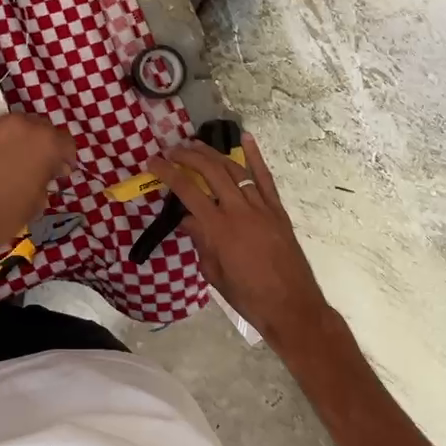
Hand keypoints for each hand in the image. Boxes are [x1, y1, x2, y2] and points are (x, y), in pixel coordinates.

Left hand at [0, 113, 76, 275]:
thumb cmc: (0, 218)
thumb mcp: (35, 204)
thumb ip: (45, 180)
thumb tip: (45, 174)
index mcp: (44, 142)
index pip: (66, 141)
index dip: (65, 158)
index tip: (60, 173)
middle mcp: (20, 124)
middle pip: (40, 127)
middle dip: (43, 144)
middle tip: (38, 166)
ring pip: (14, 126)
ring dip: (18, 141)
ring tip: (11, 164)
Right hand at [146, 132, 331, 343]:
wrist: (292, 307)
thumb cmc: (248, 297)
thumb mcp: (214, 273)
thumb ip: (200, 241)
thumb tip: (187, 218)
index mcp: (219, 229)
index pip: (187, 191)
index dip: (168, 173)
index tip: (153, 161)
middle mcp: (239, 210)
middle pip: (210, 171)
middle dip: (188, 156)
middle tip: (172, 150)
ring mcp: (261, 207)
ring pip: (234, 170)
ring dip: (213, 153)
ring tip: (195, 144)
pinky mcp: (277, 210)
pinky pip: (264, 178)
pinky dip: (255, 156)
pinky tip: (245, 138)